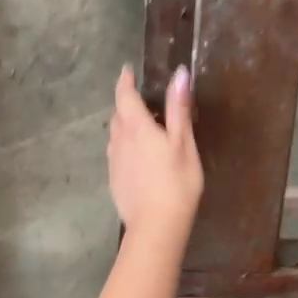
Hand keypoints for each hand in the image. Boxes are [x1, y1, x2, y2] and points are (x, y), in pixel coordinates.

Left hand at [108, 65, 201, 240]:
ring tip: (143, 128)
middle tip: (144, 102)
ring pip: (116, 135)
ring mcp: (114, 162)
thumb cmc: (176, 183)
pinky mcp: (115, 180)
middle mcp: (120, 140)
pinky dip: (126, 147)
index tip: (127, 71)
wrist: (156, 226)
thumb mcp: (183, 144)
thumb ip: (179, 109)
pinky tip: (140, 158)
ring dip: (125, 126)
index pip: (124, 96)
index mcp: (137, 128)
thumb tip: (179, 74)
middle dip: (127, 104)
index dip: (125, 82)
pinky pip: (117, 154)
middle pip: (118, 115)